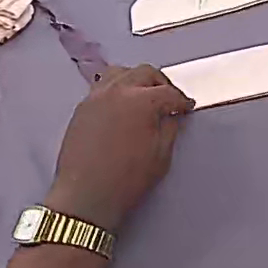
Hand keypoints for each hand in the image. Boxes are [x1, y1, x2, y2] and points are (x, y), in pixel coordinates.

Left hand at [44, 64, 193, 229]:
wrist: (86, 195)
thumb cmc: (123, 179)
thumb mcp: (161, 155)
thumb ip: (170, 128)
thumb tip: (171, 116)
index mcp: (141, 101)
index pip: (169, 92)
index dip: (182, 100)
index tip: (186, 106)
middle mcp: (117, 92)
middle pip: (144, 73)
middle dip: (161, 83)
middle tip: (169, 98)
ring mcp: (96, 97)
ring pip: (120, 73)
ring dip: (137, 79)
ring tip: (144, 95)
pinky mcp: (82, 108)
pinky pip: (102, 86)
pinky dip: (117, 89)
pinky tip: (122, 105)